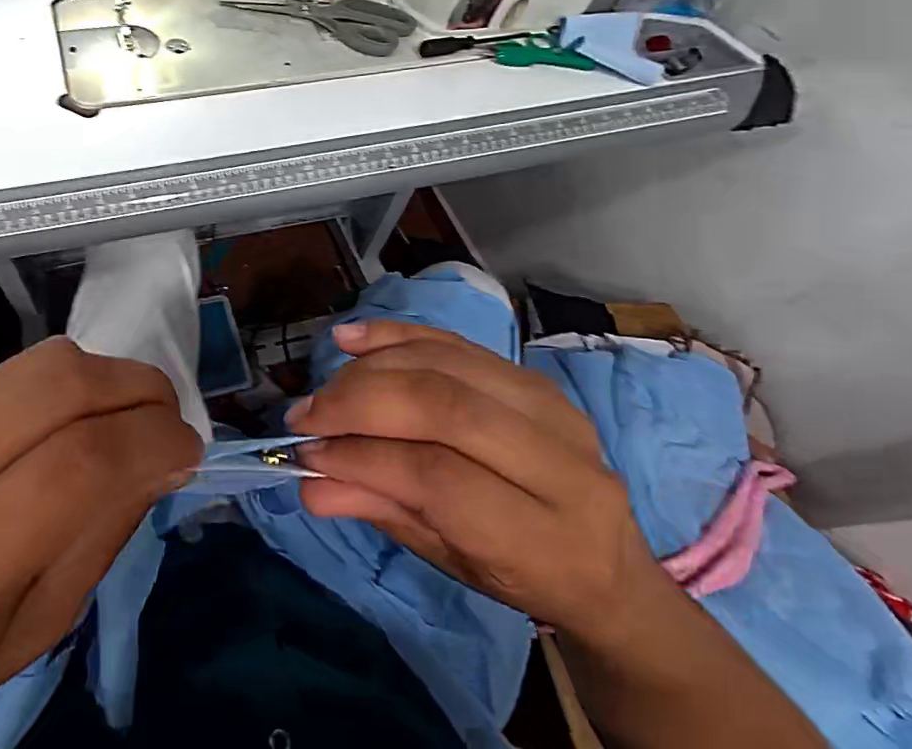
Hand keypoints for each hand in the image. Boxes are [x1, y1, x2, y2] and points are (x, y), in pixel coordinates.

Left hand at [0, 337, 202, 748]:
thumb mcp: (43, 624)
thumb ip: (105, 530)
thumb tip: (166, 452)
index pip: (72, 467)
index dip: (149, 442)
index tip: (189, 451)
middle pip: (59, 390)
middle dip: (138, 392)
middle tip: (170, 424)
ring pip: (45, 363)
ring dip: (111, 376)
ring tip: (135, 415)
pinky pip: (24, 365)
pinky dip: (78, 376)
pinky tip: (88, 411)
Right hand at [288, 321, 827, 748]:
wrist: (605, 562)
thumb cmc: (519, 576)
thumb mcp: (449, 561)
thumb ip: (382, 511)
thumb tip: (309, 481)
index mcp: (542, 535)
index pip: (438, 476)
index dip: (363, 457)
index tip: (309, 453)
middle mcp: (559, 461)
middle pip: (444, 406)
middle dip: (359, 402)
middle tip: (306, 416)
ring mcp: (552, 407)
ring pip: (446, 364)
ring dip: (371, 368)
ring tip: (324, 390)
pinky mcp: (533, 377)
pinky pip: (455, 341)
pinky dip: (396, 336)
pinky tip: (350, 340)